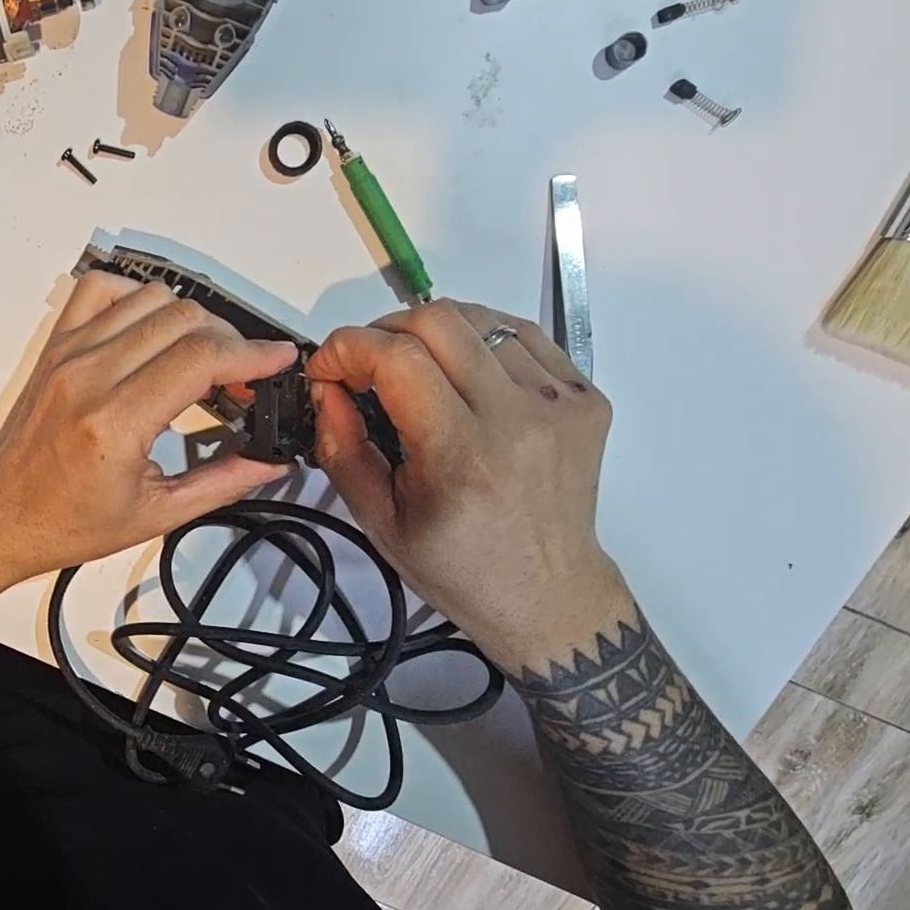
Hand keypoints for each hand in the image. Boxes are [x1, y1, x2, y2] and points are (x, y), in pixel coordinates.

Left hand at [0, 272, 298, 582]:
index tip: (276, 360)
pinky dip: (137, 296)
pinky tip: (151, 328)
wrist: (0, 516)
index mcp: (114, 424)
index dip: (252, 354)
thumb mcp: (155, 514)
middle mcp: (88, 378)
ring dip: (190, 320)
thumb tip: (269, 462)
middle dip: (230, 340)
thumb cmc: (64, 522)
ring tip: (202, 358)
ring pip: (150, 298)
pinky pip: (101, 289)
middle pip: (184, 319)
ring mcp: (68, 355)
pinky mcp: (55, 348)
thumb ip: (222, 483)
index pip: (200, 358)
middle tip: (243, 374)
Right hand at [306, 300, 627, 668]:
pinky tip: (459, 375)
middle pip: (438, 320)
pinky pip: (520, 334)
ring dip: (428, 333)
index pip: (398, 358)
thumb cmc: (457, 566)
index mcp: (462, 456)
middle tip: (364, 367)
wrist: (545, 592)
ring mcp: (560, 401)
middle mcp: (518, 418)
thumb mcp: (376, 518)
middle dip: (382, 331)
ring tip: (411, 371)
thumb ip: (341, 447)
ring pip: (480, 317)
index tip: (326, 368)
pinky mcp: (585, 395)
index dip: (347, 348)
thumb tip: (324, 387)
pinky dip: (476, 342)